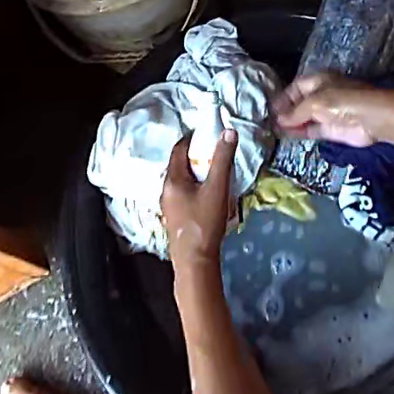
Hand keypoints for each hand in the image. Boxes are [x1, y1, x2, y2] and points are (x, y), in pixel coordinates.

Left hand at [161, 131, 236, 271]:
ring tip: (215, 171)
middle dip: (196, 156)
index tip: (207, 134)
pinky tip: (208, 194)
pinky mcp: (175, 217)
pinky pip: (183, 194)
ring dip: (196, 173)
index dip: (192, 139)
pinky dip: (195, 187)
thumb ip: (223, 159)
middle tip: (214, 152)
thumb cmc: (204, 222)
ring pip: (182, 181)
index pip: (178, 149)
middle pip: (179, 165)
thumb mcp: (217, 187)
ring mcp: (168, 206)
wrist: (195, 262)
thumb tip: (228, 131)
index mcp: (172, 180)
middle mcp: (165, 190)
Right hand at [274, 73, 386, 146]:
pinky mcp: (330, 130)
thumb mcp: (314, 102)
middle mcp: (321, 95)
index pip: (296, 86)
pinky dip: (299, 133)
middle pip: (299, 103)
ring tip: (273, 130)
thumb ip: (295, 112)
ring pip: (304, 118)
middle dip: (286, 111)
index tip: (271, 107)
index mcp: (319, 80)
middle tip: (269, 121)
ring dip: (290, 123)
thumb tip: (278, 120)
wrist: (370, 118)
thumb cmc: (341, 101)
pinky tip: (285, 136)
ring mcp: (326, 113)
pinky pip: (311, 130)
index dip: (284, 96)